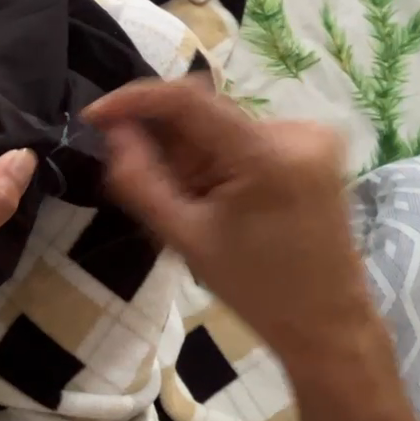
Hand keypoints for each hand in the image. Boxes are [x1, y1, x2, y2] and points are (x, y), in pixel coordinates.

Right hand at [83, 78, 377, 363]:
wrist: (326, 320)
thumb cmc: (254, 287)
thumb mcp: (182, 236)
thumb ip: (139, 179)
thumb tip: (112, 131)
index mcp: (266, 155)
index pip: (186, 99)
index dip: (133, 99)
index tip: (93, 117)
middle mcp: (296, 130)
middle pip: (202, 115)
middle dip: (165, 144)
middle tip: (150, 187)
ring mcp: (311, 135)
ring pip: (217, 127)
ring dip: (189, 156)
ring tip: (190, 204)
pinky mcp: (314, 145)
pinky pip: (239, 137)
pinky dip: (215, 160)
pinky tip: (216, 199)